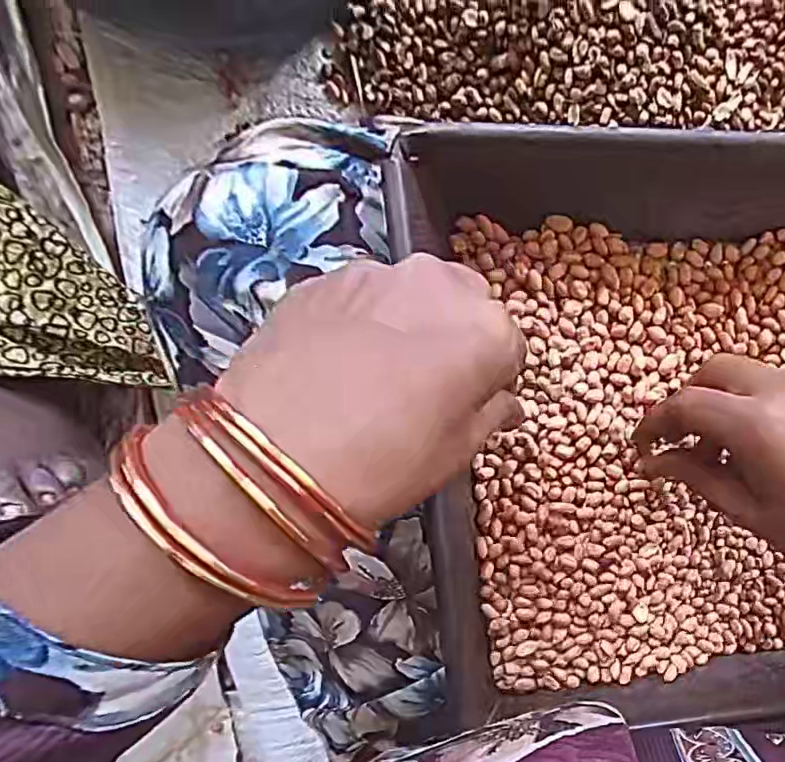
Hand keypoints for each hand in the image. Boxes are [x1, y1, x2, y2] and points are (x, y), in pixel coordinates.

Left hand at [215, 254, 524, 526]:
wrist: (273, 457)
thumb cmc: (383, 463)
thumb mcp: (457, 451)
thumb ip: (490, 413)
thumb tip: (504, 402)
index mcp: (487, 329)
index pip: (511, 344)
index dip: (495, 374)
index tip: (477, 399)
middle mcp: (438, 285)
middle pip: (468, 303)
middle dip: (459, 336)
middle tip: (433, 385)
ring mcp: (377, 274)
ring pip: (416, 292)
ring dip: (414, 323)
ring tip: (385, 373)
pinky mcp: (324, 278)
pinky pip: (366, 294)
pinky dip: (369, 319)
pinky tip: (347, 362)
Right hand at [632, 354, 784, 577]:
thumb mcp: (746, 510)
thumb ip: (695, 476)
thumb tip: (652, 463)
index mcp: (758, 424)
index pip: (686, 404)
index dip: (655, 423)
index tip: (642, 446)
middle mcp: (783, 390)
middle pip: (712, 371)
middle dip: (685, 401)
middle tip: (676, 443)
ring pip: (741, 373)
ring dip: (716, 401)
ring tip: (714, 453)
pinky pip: (770, 383)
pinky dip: (746, 402)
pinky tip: (748, 444)